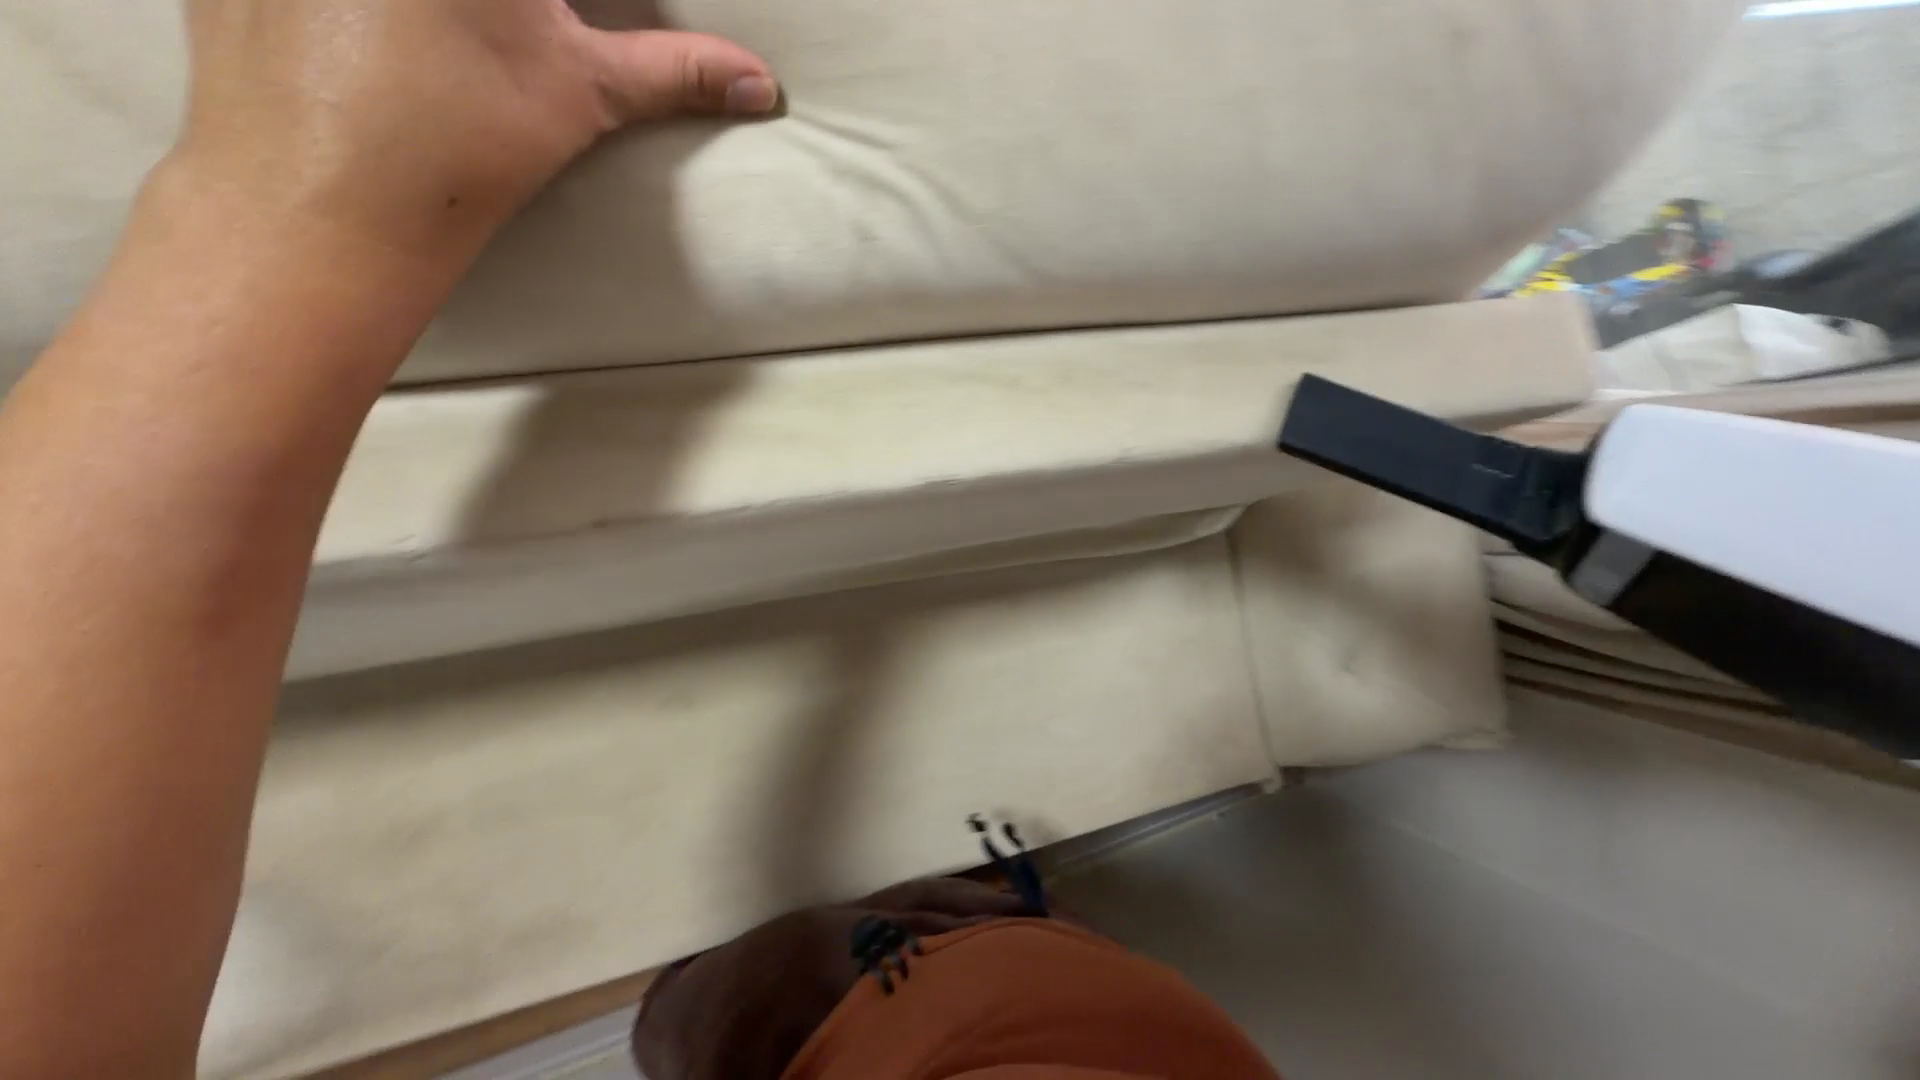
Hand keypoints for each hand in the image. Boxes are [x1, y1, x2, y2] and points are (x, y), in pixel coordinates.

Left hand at [165, 0, 777, 263]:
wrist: (326, 202)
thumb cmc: (459, 143)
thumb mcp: (581, 93)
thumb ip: (676, 73)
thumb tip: (761, 84)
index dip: (566, 8)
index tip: (566, 37)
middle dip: (534, 9)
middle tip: (528, 39)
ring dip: (476, 12)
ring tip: (463, 51)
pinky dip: (385, 9)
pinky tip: (393, 41)